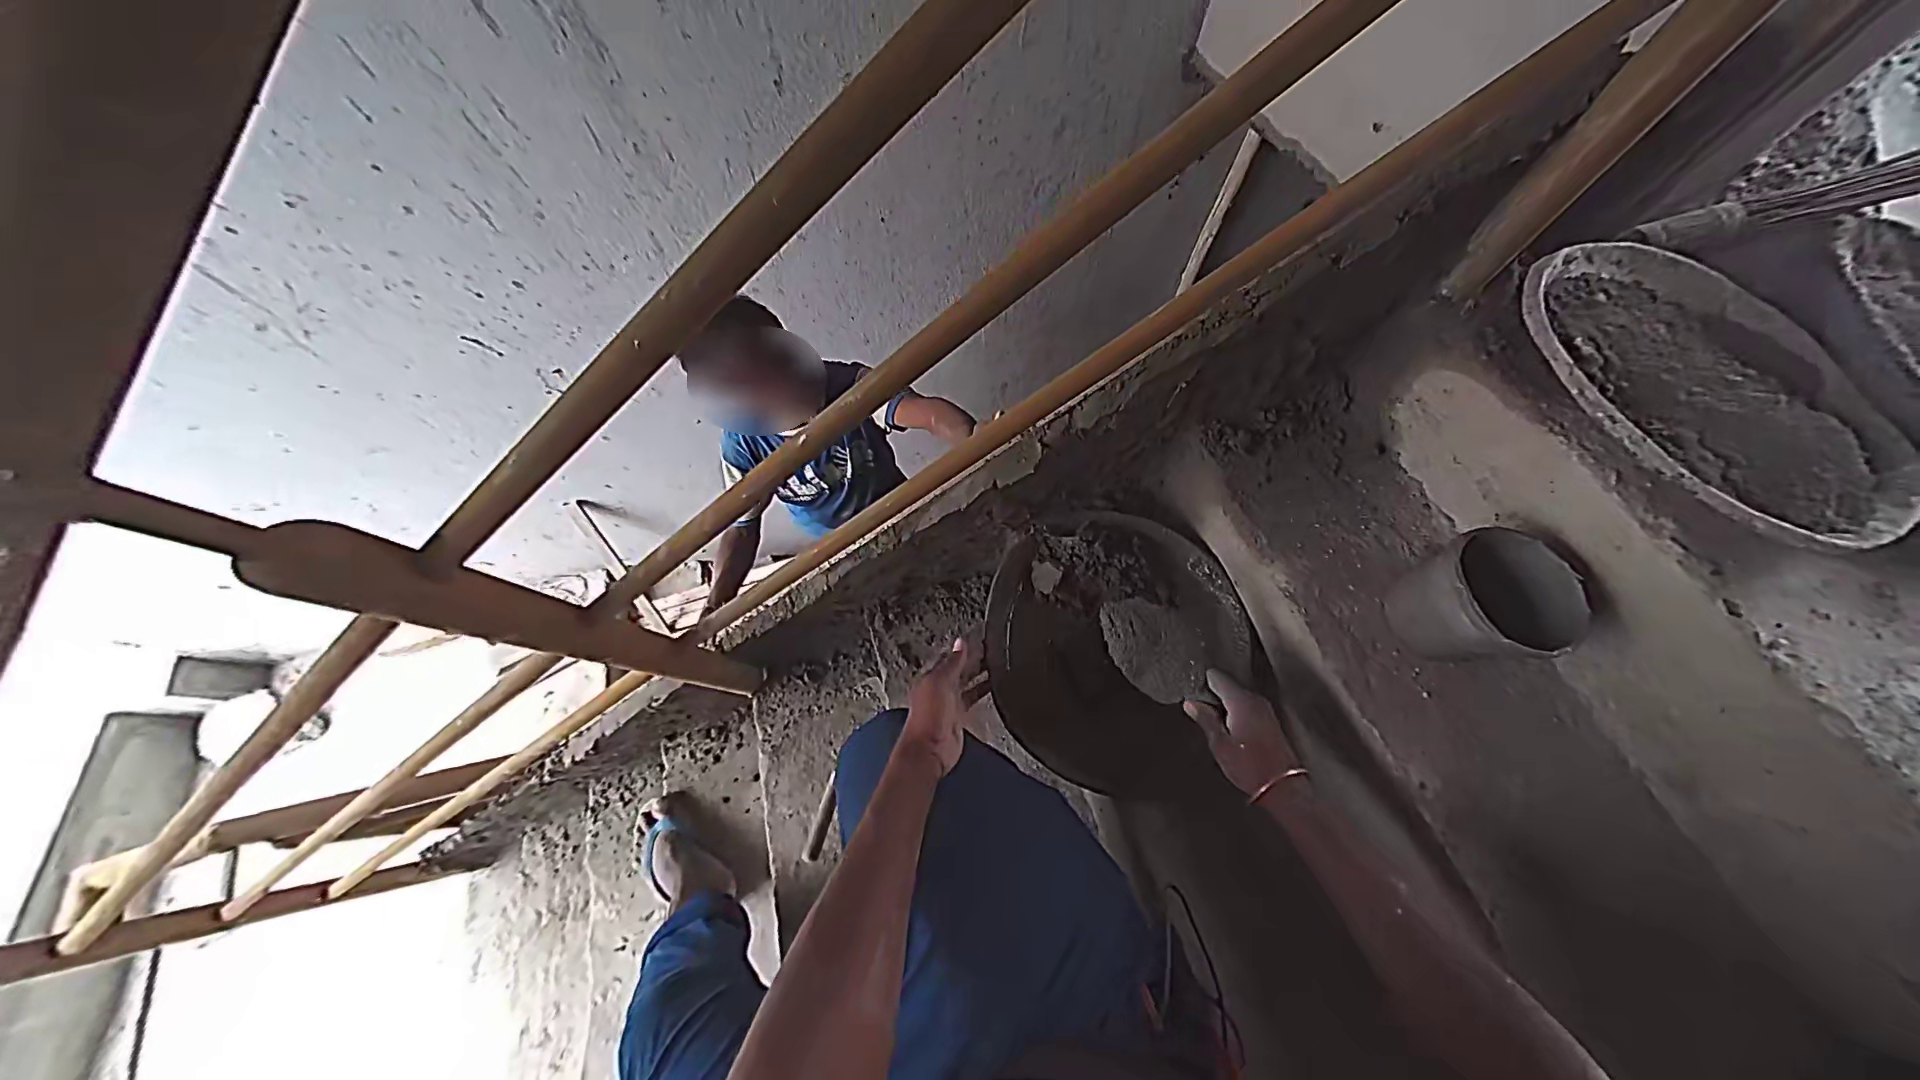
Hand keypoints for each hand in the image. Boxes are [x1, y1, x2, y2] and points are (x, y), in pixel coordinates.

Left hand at [901, 637, 979, 773]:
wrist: (930, 749)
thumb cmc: (927, 717)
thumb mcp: (939, 682)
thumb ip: (952, 663)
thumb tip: (960, 643)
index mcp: (930, 677)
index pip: (949, 657)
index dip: (963, 648)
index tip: (978, 640)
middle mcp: (939, 689)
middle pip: (959, 669)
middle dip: (973, 659)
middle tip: (991, 649)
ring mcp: (949, 704)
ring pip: (967, 683)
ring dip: (979, 674)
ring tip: (995, 664)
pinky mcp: (959, 718)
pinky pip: (972, 699)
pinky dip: (982, 691)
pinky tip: (991, 687)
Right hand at [1184, 669, 1301, 797]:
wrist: (1283, 787)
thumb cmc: (1250, 767)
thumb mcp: (1220, 744)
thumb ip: (1205, 719)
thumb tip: (1191, 703)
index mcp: (1241, 701)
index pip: (1217, 677)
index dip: (1202, 681)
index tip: (1189, 689)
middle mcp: (1255, 700)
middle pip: (1228, 685)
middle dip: (1212, 692)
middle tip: (1196, 705)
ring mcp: (1265, 709)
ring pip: (1238, 696)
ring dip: (1224, 703)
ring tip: (1209, 716)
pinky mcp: (1270, 720)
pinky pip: (1247, 706)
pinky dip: (1235, 710)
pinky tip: (1227, 725)